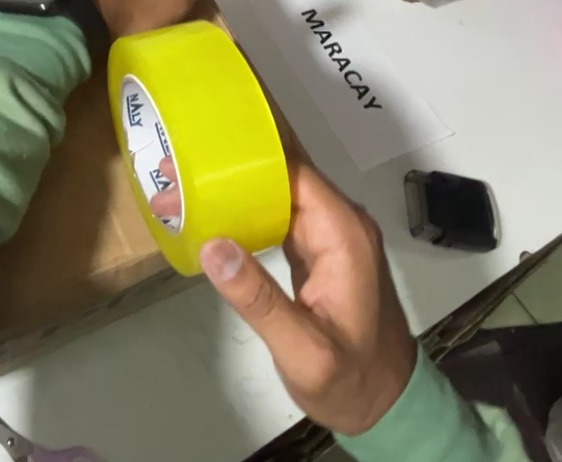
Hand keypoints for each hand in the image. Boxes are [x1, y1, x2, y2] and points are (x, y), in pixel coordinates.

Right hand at [178, 160, 417, 437]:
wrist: (387, 408)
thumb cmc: (351, 381)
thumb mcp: (303, 350)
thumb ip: (259, 299)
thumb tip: (212, 246)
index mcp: (342, 232)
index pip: (291, 169)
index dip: (245, 155)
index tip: (197, 152)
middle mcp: (339, 220)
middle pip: (279, 172)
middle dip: (227, 167)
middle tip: (174, 169)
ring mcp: (327, 232)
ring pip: (273, 190)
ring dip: (228, 187)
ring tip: (177, 191)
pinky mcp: (315, 246)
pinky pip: (275, 211)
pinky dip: (240, 208)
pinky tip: (207, 212)